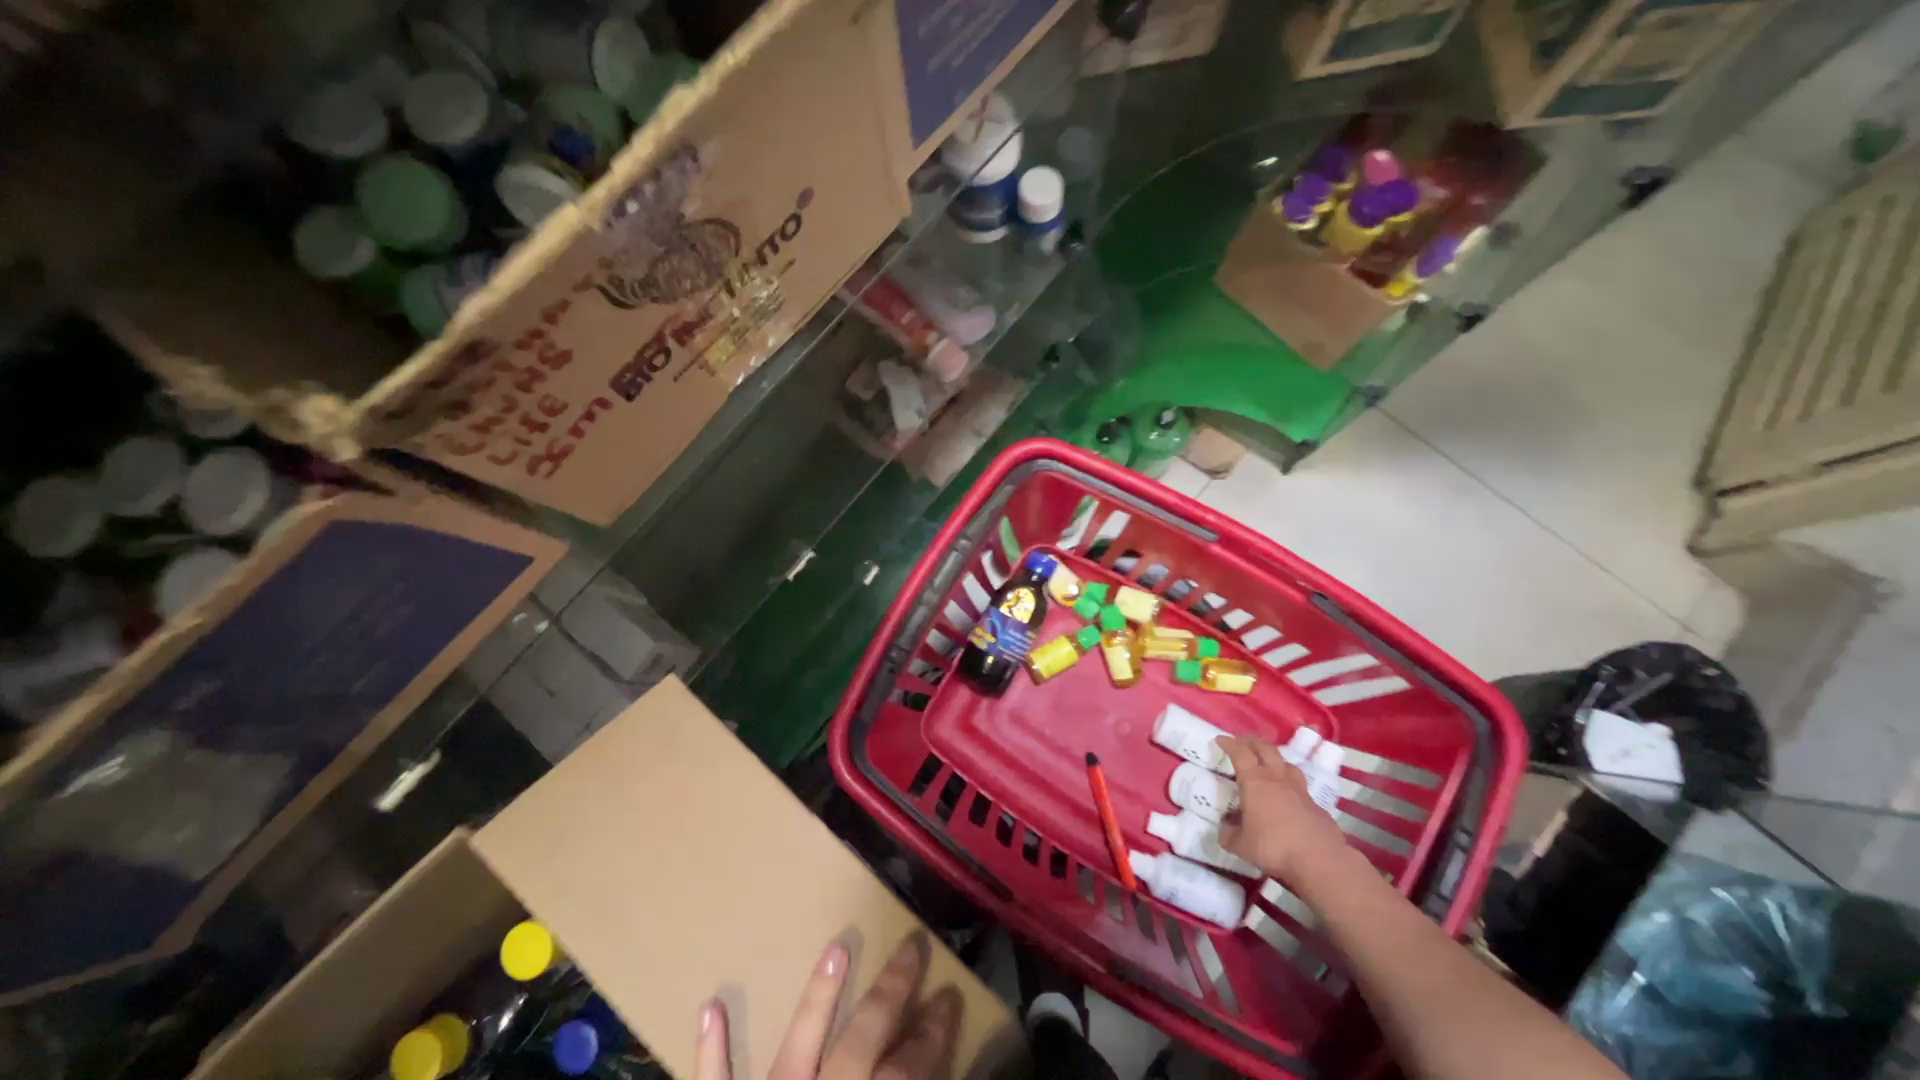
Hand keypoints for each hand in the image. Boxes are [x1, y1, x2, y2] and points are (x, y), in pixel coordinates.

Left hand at [694, 932, 960, 1079]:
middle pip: (863, 1039)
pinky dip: (712, 1048)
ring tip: (836, 947)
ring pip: (797, 1044)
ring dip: (818, 996)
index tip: (950, 997)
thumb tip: (927, 1067)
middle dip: (892, 993)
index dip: (934, 1034)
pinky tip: (709, 1005)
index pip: (908, 1068)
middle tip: (913, 946)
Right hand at [1216, 736, 1352, 882]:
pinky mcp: (1316, 805)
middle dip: (1252, 742)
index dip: (1229, 744)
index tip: (1220, 739)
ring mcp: (1300, 791)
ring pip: (1287, 764)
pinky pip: (1300, 787)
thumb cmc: (1273, 847)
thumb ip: (1229, 834)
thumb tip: (1224, 828)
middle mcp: (1278, 780)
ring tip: (1268, 764)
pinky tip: (1287, 798)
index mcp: (1255, 783)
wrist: (1319, 859)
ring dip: (1275, 759)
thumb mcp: (1240, 845)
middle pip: (1266, 750)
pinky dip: (1289, 785)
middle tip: (1243, 742)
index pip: (1240, 754)